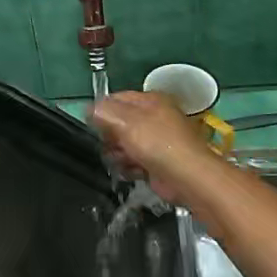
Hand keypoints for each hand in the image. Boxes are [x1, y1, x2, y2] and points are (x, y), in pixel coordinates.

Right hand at [90, 91, 223, 201]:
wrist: (186, 177)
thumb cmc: (157, 144)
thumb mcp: (126, 121)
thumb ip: (104, 112)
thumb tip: (89, 108)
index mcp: (150, 100)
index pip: (116, 99)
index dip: (102, 111)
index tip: (92, 125)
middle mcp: (154, 117)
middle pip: (118, 124)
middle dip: (111, 137)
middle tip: (113, 144)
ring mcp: (156, 141)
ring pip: (124, 145)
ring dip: (119, 155)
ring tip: (125, 160)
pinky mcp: (156, 162)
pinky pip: (133, 162)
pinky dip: (131, 168)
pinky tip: (134, 172)